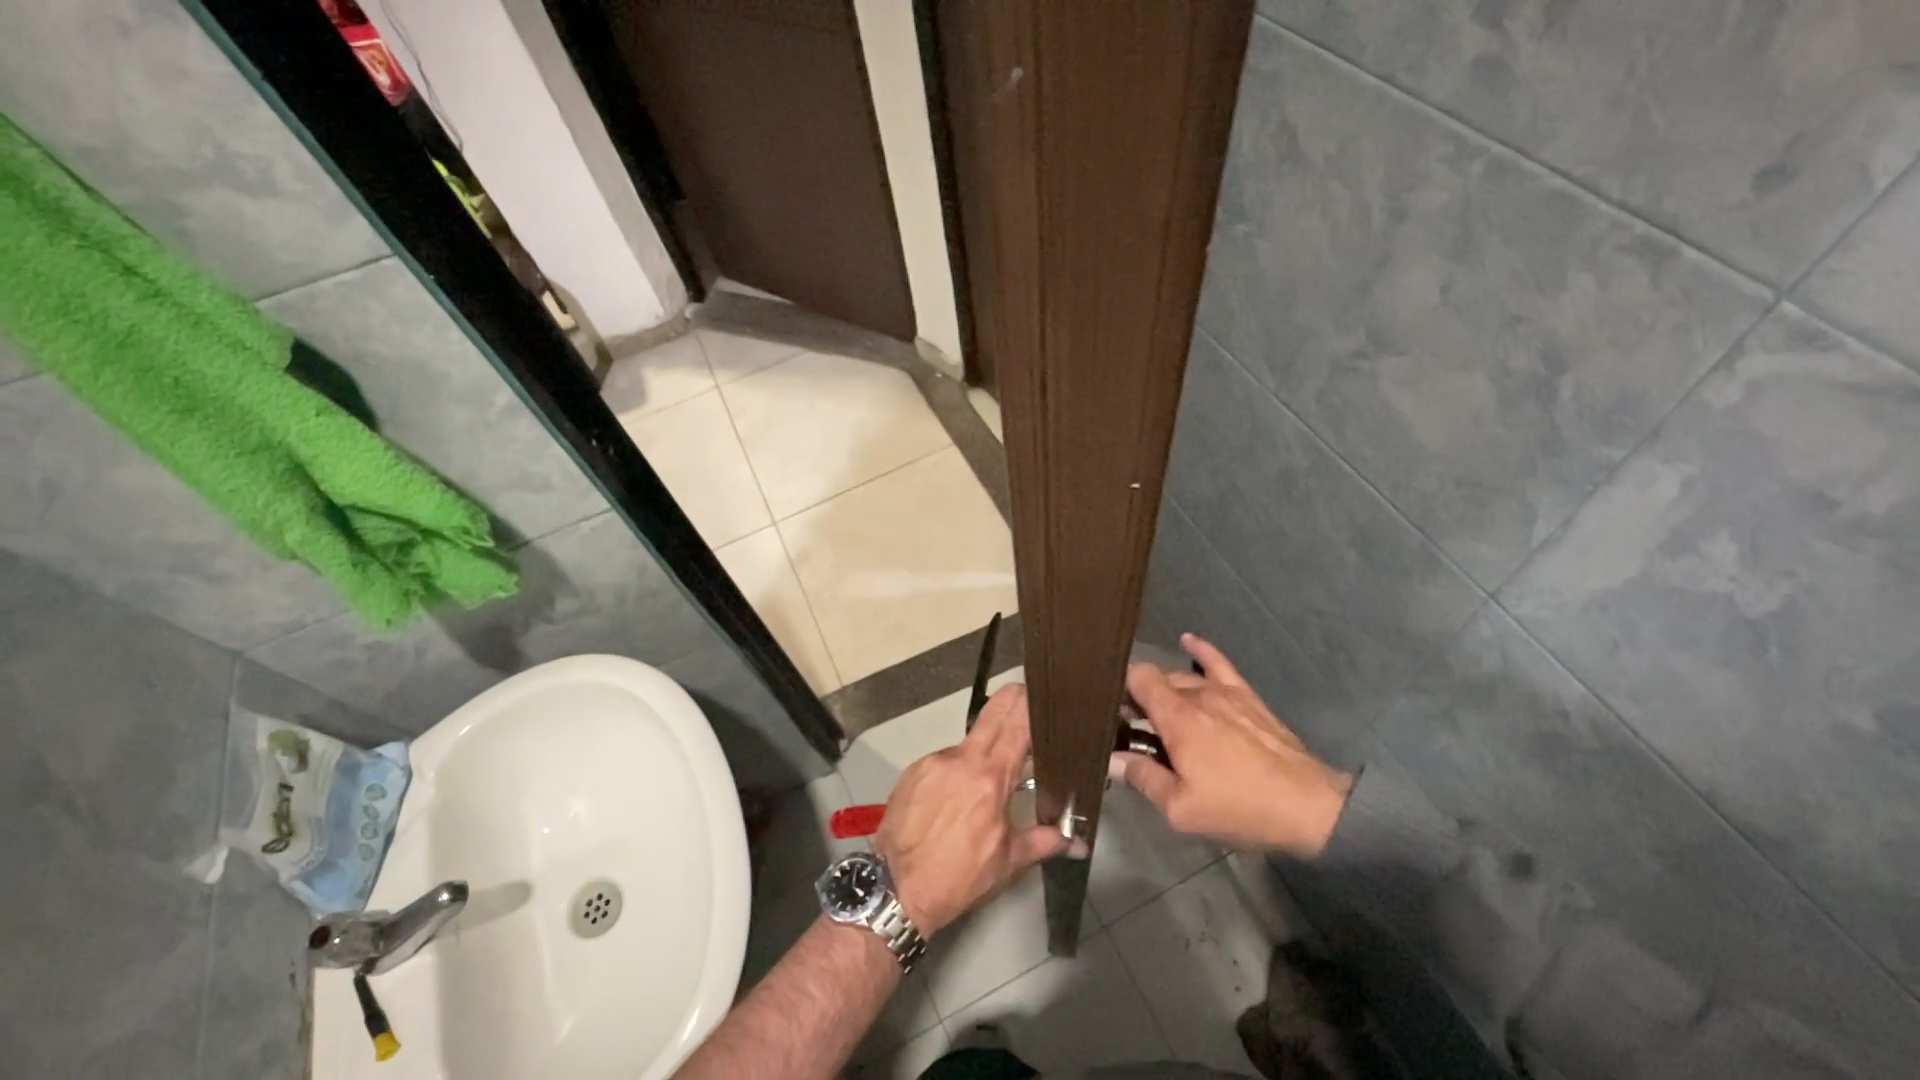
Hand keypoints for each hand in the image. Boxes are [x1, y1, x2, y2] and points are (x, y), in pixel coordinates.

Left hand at [875, 684, 1069, 936]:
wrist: (897, 888)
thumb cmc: (959, 876)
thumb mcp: (1007, 861)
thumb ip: (1044, 841)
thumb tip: (1079, 843)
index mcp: (990, 778)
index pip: (1017, 726)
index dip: (1032, 705)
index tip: (1045, 693)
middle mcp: (961, 760)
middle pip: (992, 714)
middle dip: (1011, 701)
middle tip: (1027, 695)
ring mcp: (933, 762)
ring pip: (968, 742)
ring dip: (983, 748)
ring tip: (991, 772)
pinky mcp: (913, 771)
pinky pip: (944, 761)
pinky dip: (956, 769)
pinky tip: (958, 793)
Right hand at [1114, 633, 1353, 857]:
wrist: (1307, 806)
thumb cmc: (1239, 807)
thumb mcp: (1181, 809)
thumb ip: (1144, 778)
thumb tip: (1114, 759)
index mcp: (1178, 717)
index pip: (1138, 678)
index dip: (1121, 691)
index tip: (1116, 717)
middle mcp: (1199, 694)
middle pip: (1158, 679)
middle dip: (1141, 698)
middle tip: (1136, 728)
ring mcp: (1226, 692)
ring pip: (1184, 677)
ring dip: (1167, 689)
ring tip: (1160, 713)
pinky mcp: (1248, 697)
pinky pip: (1219, 663)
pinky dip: (1202, 650)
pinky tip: (1189, 640)